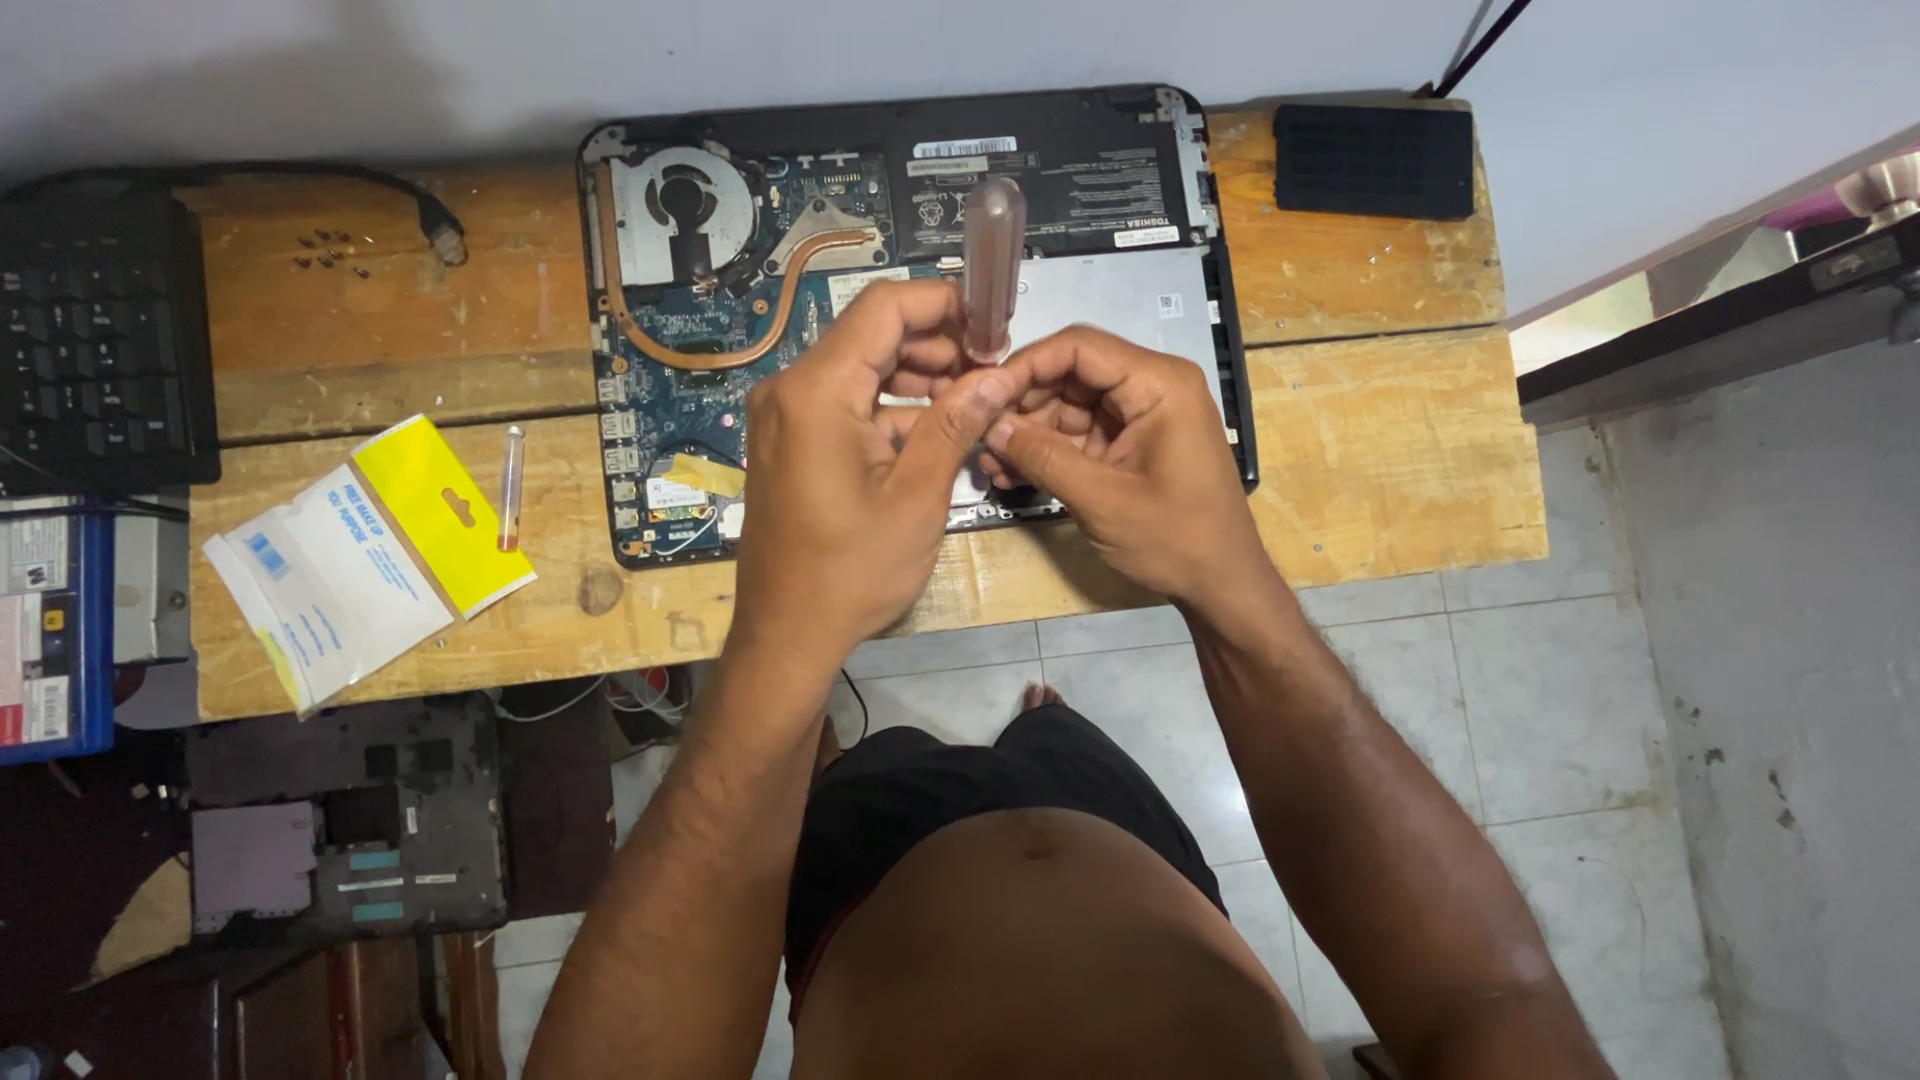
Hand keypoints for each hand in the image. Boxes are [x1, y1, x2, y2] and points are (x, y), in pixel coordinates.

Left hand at [729, 279, 1025, 663]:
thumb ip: (956, 423)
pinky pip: (844, 405)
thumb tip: (999, 374)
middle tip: (991, 371)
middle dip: (936, 343)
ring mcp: (784, 417)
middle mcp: (789, 389)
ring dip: (915, 376)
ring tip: (973, 400)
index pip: (884, 308)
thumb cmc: (854, 571)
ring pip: (859, 369)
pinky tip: (933, 430)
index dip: (943, 303)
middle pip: (870, 335)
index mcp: (816, 391)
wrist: (788, 634)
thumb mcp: (918, 497)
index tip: (993, 324)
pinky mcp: (788, 442)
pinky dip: (888, 409)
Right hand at [981, 326, 1272, 614]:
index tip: (982, 395)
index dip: (1025, 365)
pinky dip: (1047, 452)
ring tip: (990, 465)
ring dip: (1028, 433)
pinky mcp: (1129, 443)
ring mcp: (1140, 416)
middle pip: (1070, 374)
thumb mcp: (1102, 500)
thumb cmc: (1175, 540)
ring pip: (1068, 405)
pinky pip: (1079, 434)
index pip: (1079, 347)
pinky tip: (1012, 474)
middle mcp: (1150, 387)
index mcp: (1158, 384)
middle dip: (1022, 404)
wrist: (1221, 584)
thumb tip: (990, 426)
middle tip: (979, 436)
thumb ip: (1044, 458)